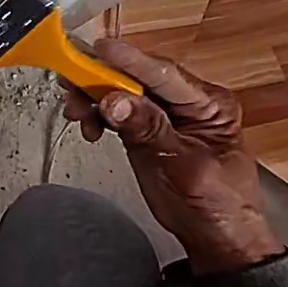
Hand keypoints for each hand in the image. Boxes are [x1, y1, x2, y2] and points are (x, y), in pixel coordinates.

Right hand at [63, 39, 282, 272]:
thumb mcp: (183, 166)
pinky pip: (114, 110)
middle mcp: (184, 102)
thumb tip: (113, 101)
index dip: (130, 60)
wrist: (214, 237)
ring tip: (77, 113)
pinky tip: (89, 127)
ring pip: (120, 92)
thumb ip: (149, 130)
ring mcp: (162, 114)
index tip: (100, 49)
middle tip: (71, 82)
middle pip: (136, 78)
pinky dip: (96, 114)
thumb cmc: (215, 204)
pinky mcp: (143, 127)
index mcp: (209, 104)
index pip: (164, 74)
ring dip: (93, 98)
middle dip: (101, 79)